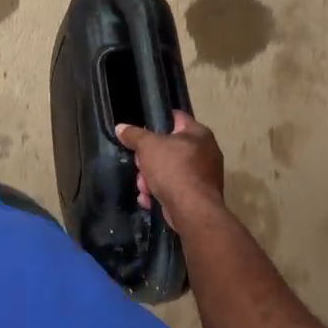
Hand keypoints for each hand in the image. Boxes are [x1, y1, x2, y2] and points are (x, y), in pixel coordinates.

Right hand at [114, 111, 223, 229]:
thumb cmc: (172, 169)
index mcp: (199, 134)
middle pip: (168, 147)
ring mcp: (204, 175)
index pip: (176, 117)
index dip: (157, 120)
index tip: (140, 129)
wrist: (192, 211)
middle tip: (139, 164)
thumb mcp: (147, 145)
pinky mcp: (199, 195)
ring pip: (169, 170)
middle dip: (148, 159)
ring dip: (150, 178)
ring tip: (144, 187)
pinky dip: (160, 192)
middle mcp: (206, 152)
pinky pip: (175, 187)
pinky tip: (149, 199)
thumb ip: (133, 134)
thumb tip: (121, 128)